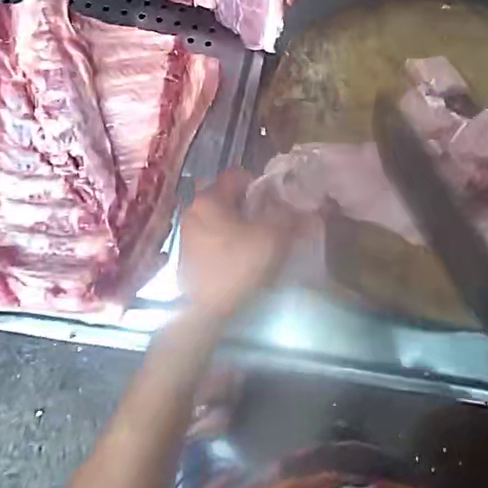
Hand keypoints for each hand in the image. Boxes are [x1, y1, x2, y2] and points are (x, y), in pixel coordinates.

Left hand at [178, 169, 293, 320]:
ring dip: (236, 225)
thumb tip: (303, 206)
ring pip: (217, 220)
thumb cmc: (240, 265)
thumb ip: (289, 214)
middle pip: (226, 198)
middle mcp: (191, 210)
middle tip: (269, 222)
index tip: (276, 201)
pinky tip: (239, 260)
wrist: (208, 311)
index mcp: (208, 198)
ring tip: (256, 243)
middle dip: (248, 207)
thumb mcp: (273, 236)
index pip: (236, 175)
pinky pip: (210, 240)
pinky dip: (225, 243)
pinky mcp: (185, 257)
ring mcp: (185, 234)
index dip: (260, 184)